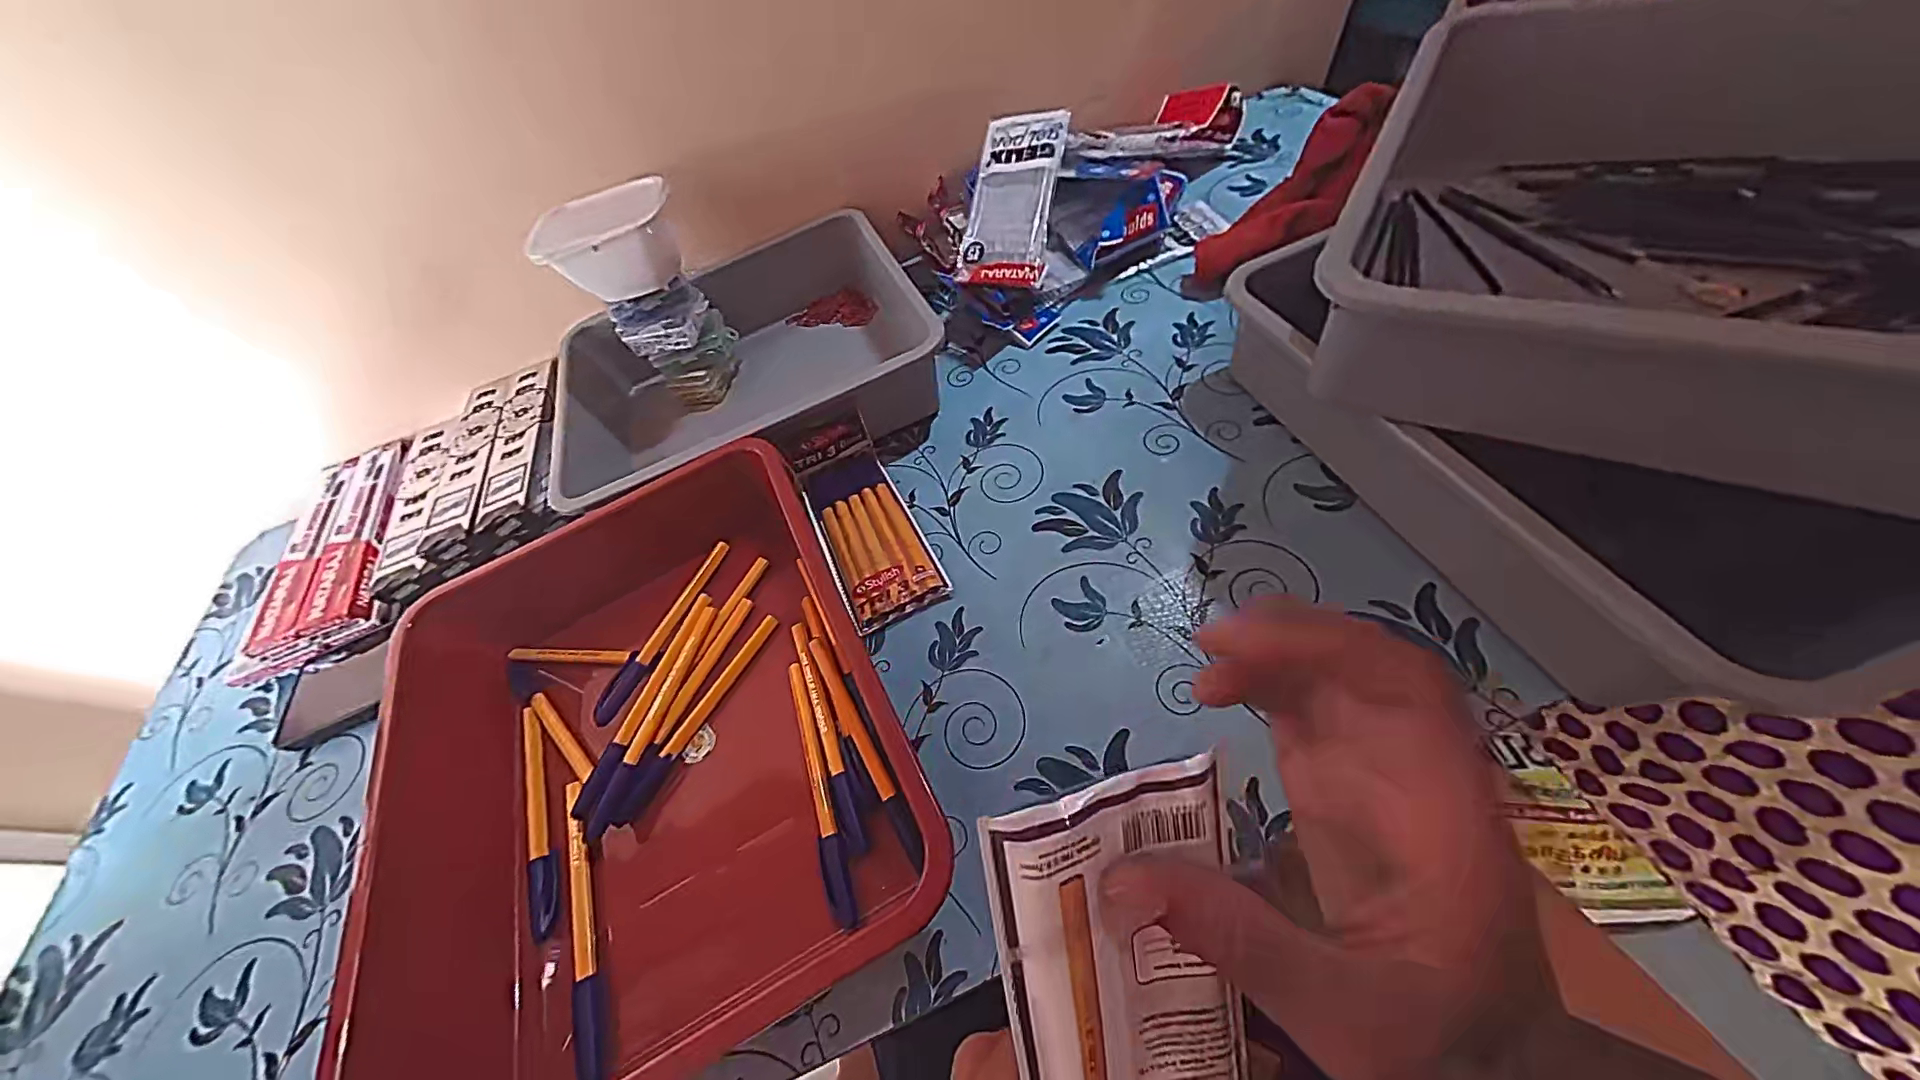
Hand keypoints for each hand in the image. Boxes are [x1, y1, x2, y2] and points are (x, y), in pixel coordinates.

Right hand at [1101, 601, 1556, 1079]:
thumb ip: (1235, 938)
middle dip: (1290, 635)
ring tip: (1208, 660)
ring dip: (1274, 651)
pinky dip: (1267, 681)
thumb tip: (1121, 878)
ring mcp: (1384, 769)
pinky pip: (1315, 705)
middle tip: (1211, 642)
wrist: (1481, 1057)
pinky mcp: (1351, 778)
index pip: (1406, 687)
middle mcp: (1416, 770)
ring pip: (1339, 674)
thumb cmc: (1432, 1034)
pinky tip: (1221, 690)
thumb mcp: (1335, 1008)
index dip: (1326, 645)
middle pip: (1369, 663)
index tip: (1239, 648)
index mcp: (1440, 811)